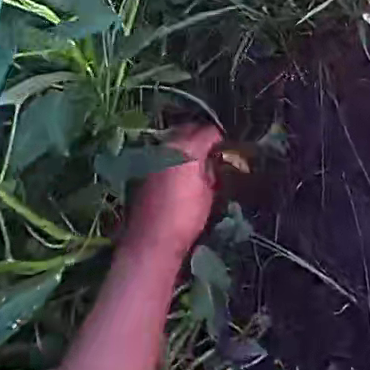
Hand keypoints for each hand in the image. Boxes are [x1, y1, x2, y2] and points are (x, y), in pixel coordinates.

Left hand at [123, 123, 221, 260]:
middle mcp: (169, 145)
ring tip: (196, 157)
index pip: (208, 132)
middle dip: (200, 134)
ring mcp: (153, 154)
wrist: (152, 240)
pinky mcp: (144, 166)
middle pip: (188, 129)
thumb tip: (212, 161)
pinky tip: (180, 167)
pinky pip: (162, 151)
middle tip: (212, 148)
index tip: (225, 146)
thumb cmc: (186, 218)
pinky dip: (173, 154)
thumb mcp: (208, 194)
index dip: (219, 137)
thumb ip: (210, 171)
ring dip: (185, 143)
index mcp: (188, 149)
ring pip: (173, 138)